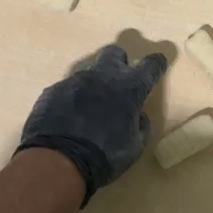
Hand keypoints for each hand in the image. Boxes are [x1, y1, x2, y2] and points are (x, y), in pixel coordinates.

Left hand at [16, 44, 166, 202]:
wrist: (59, 160)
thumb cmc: (106, 155)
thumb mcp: (135, 146)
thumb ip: (140, 125)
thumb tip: (137, 115)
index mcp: (130, 88)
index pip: (150, 66)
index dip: (157, 63)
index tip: (159, 62)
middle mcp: (103, 76)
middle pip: (114, 53)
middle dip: (120, 61)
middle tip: (120, 78)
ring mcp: (75, 80)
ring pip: (89, 70)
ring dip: (95, 82)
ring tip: (91, 105)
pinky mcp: (53, 90)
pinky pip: (68, 88)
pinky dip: (73, 98)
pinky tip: (69, 116)